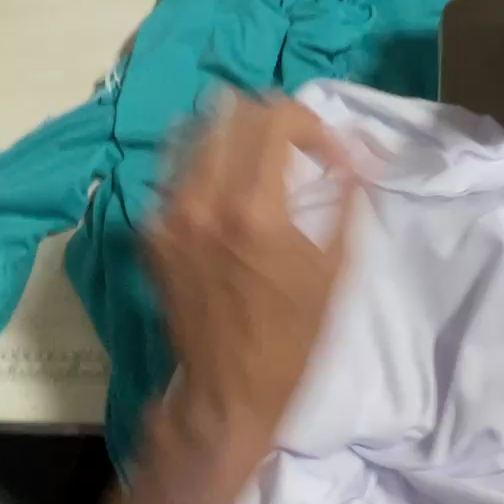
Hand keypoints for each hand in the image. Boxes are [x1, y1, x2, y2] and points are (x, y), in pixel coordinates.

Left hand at [145, 93, 357, 461]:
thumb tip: (352, 154)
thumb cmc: (291, 335)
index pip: (275, 118)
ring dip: (234, 134)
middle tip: (295, 142)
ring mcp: (168, 214)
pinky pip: (175, 171)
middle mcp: (203, 199)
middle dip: (271, 117)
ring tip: (258, 157)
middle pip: (231, 111)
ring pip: (195, 132)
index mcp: (255, 208)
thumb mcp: (334, 269)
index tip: (326, 148)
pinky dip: (205, 164)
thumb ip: (345, 198)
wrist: (225, 392)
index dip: (310, 121)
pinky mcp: (150, 233)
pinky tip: (225, 188)